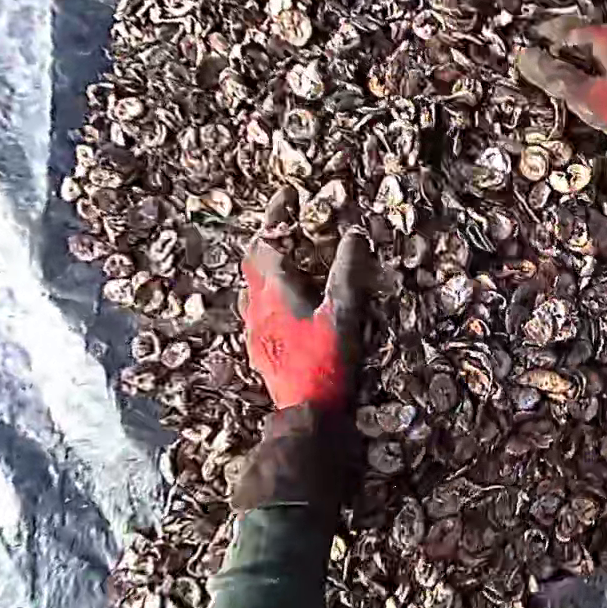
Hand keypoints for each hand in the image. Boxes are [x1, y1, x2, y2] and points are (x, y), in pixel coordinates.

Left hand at [241, 188, 368, 409]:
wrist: (306, 413)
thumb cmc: (325, 361)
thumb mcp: (343, 313)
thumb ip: (348, 272)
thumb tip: (353, 234)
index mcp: (274, 292)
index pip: (266, 241)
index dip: (276, 215)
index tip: (289, 194)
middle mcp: (256, 306)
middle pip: (252, 261)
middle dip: (268, 237)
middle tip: (289, 225)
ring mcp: (254, 328)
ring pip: (252, 285)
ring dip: (267, 265)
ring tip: (290, 258)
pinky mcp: (259, 346)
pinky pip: (257, 306)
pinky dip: (270, 290)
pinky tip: (286, 300)